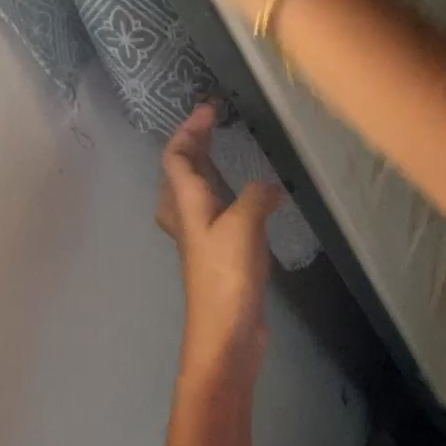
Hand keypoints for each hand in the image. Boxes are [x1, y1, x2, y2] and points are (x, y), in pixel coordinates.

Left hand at [156, 104, 282, 370]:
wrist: (226, 336)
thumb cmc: (227, 277)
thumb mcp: (244, 226)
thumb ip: (257, 198)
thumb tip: (269, 188)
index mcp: (187, 206)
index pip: (176, 159)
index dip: (188, 131)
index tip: (209, 109)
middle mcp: (189, 221)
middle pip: (180, 176)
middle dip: (194, 148)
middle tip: (215, 126)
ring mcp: (202, 242)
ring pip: (195, 198)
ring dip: (205, 173)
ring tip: (228, 158)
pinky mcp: (219, 260)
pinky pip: (217, 217)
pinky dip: (228, 199)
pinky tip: (253, 204)